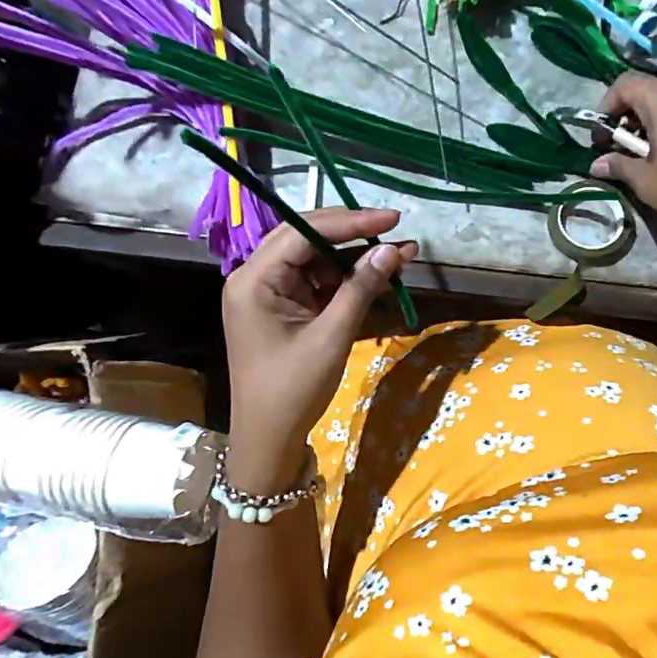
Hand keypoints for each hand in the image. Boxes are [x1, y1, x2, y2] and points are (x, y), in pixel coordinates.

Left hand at [223, 208, 417, 493]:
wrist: (270, 438)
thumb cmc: (293, 389)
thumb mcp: (331, 336)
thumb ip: (360, 289)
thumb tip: (392, 250)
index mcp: (254, 280)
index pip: (303, 232)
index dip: (350, 222)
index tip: (391, 218)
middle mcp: (258, 278)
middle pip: (308, 239)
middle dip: (355, 236)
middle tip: (397, 230)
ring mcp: (272, 294)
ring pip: (318, 261)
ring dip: (357, 259)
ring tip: (402, 256)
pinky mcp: (286, 309)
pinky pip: (320, 284)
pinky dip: (349, 281)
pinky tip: (382, 276)